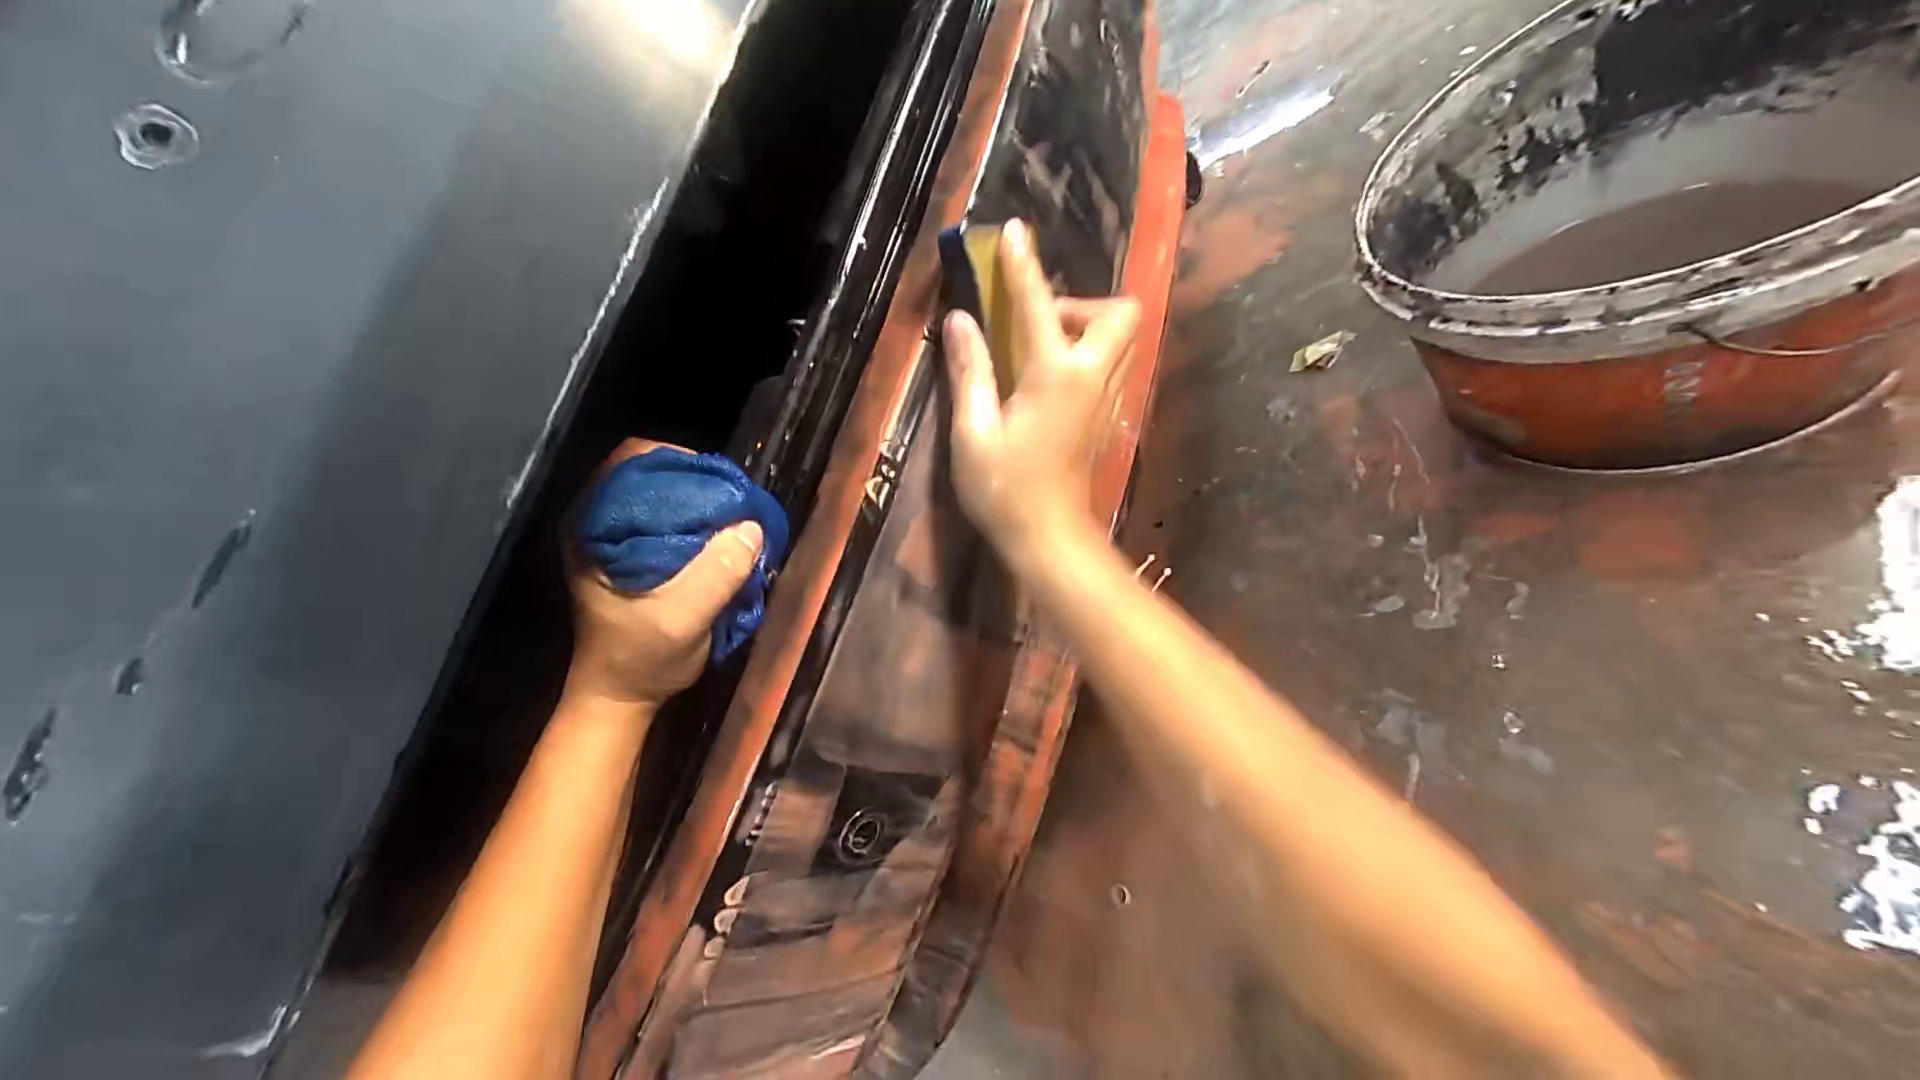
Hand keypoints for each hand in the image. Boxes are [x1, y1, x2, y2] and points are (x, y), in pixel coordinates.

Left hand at [563, 439, 763, 710]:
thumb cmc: (640, 658)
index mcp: (592, 523)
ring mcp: (618, 536)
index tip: (722, 486)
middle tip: (738, 504)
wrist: (621, 696)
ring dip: (706, 505)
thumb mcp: (681, 620)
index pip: (636, 459)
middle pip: (656, 472)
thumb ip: (714, 575)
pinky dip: (703, 524)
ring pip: (668, 496)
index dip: (683, 462)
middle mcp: (601, 520)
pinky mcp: (638, 554)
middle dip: (702, 484)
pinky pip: (675, 520)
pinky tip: (725, 541)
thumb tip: (752, 528)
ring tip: (738, 520)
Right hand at [941, 219, 1140, 563]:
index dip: (1023, 266)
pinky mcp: (1110, 418)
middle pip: (1118, 312)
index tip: (1014, 231)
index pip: (1038, 305)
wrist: (1048, 537)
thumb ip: (970, 370)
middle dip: (1082, 303)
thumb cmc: (1004, 489)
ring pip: (1122, 339)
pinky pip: (1114, 366)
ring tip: (1042, 349)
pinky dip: (1091, 354)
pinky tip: (1054, 380)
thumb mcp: (973, 431)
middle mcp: (1093, 378)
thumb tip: (961, 320)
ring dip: (1088, 327)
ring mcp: (1109, 399)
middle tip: (1039, 324)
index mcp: (1055, 376)